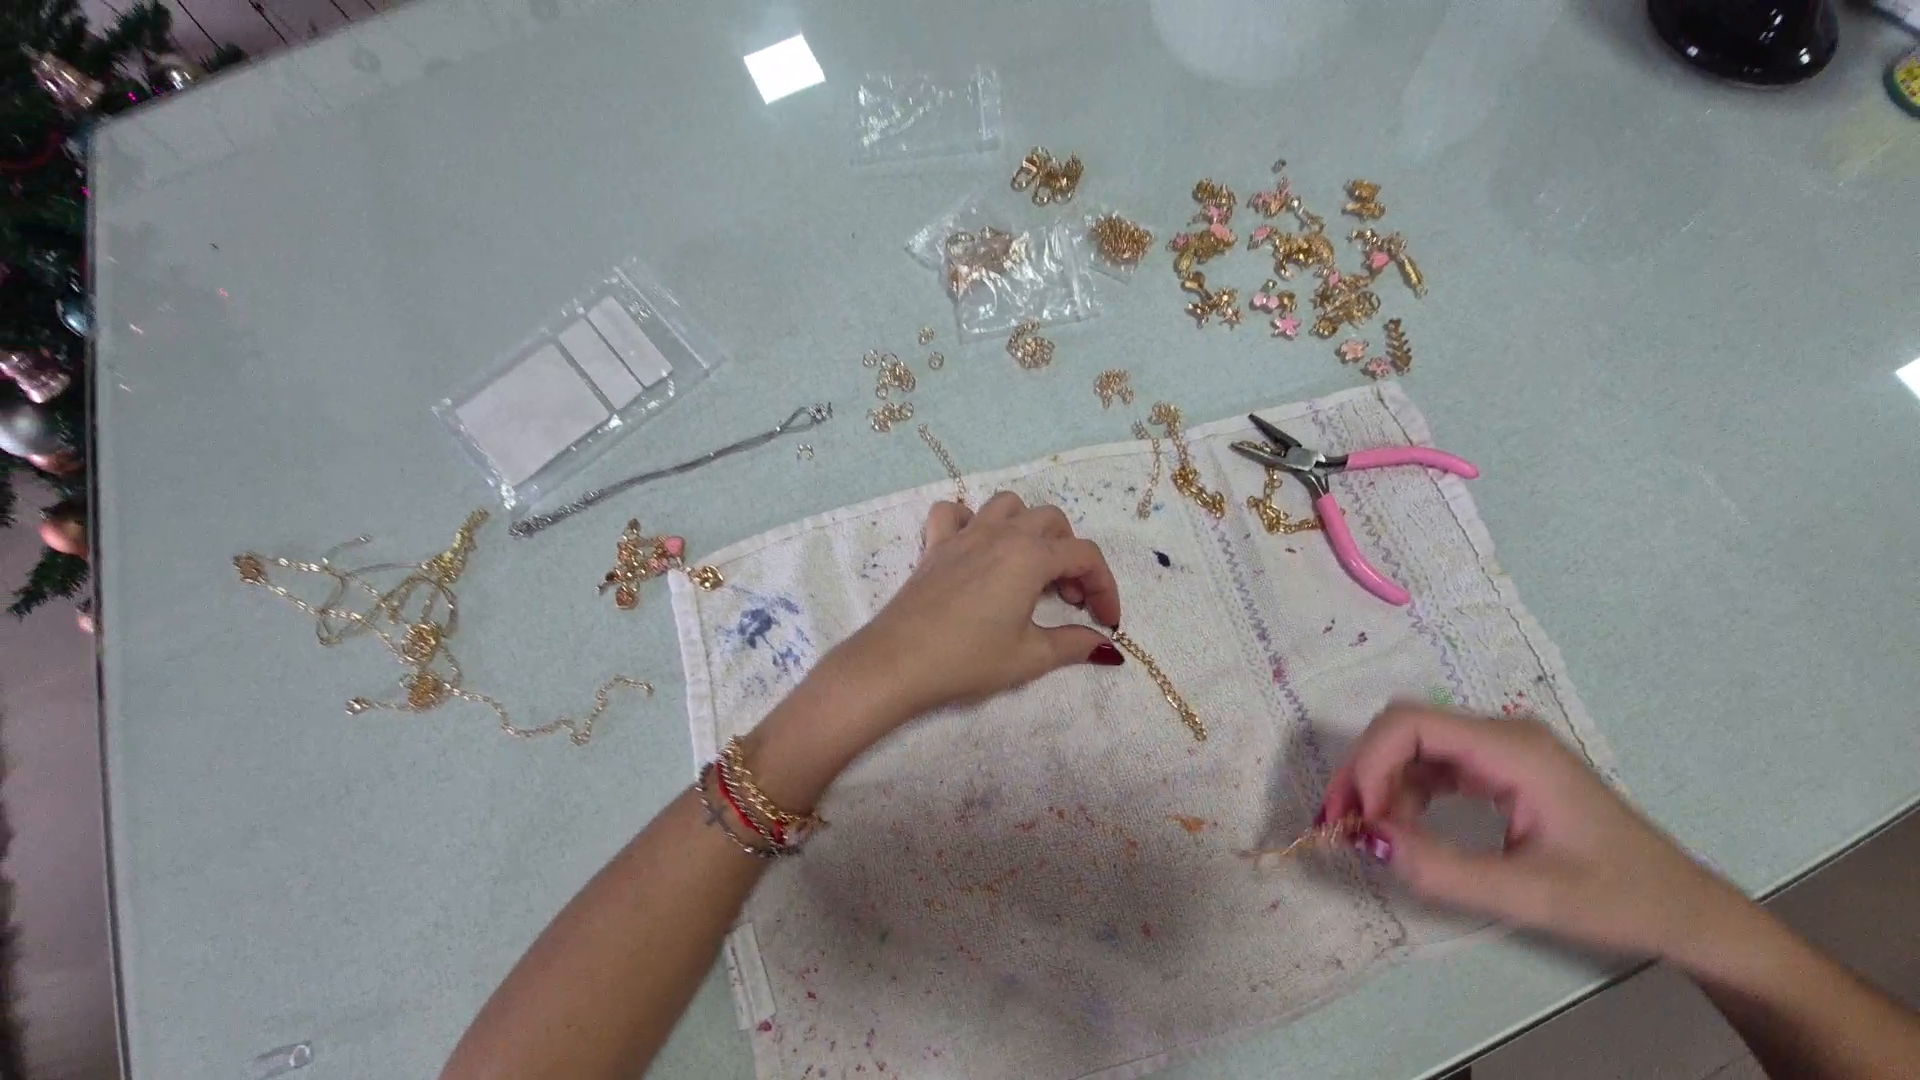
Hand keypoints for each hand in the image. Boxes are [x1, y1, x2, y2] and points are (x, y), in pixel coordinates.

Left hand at [843, 492, 1122, 722]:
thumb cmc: (968, 659)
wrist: (898, 662)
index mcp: (1030, 556)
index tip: (1107, 622)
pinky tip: (976, 548)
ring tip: (1029, 567)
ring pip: (1007, 505)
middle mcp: (1000, 534)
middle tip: (1067, 599)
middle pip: (1051, 521)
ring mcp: (964, 535)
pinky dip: (970, 521)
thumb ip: (1073, 645)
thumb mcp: (1029, 656)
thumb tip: (1107, 648)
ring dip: (1028, 528)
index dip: (1105, 587)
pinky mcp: (934, 546)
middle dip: (1070, 555)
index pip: (1085, 556)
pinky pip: (954, 513)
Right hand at [1320, 704, 1752, 961]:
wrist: (1690, 914)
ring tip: (1371, 832)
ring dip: (1379, 783)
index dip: (1368, 762)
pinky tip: (1401, 827)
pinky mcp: (1497, 769)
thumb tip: (1366, 840)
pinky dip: (1403, 792)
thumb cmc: (1620, 899)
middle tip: (1342, 824)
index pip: (1411, 723)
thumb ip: (1444, 869)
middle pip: (1404, 728)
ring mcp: (1500, 749)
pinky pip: (1431, 765)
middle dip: (1363, 771)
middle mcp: (1502, 735)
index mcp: (1514, 749)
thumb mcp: (1529, 895)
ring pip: (1412, 745)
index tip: (1355, 817)